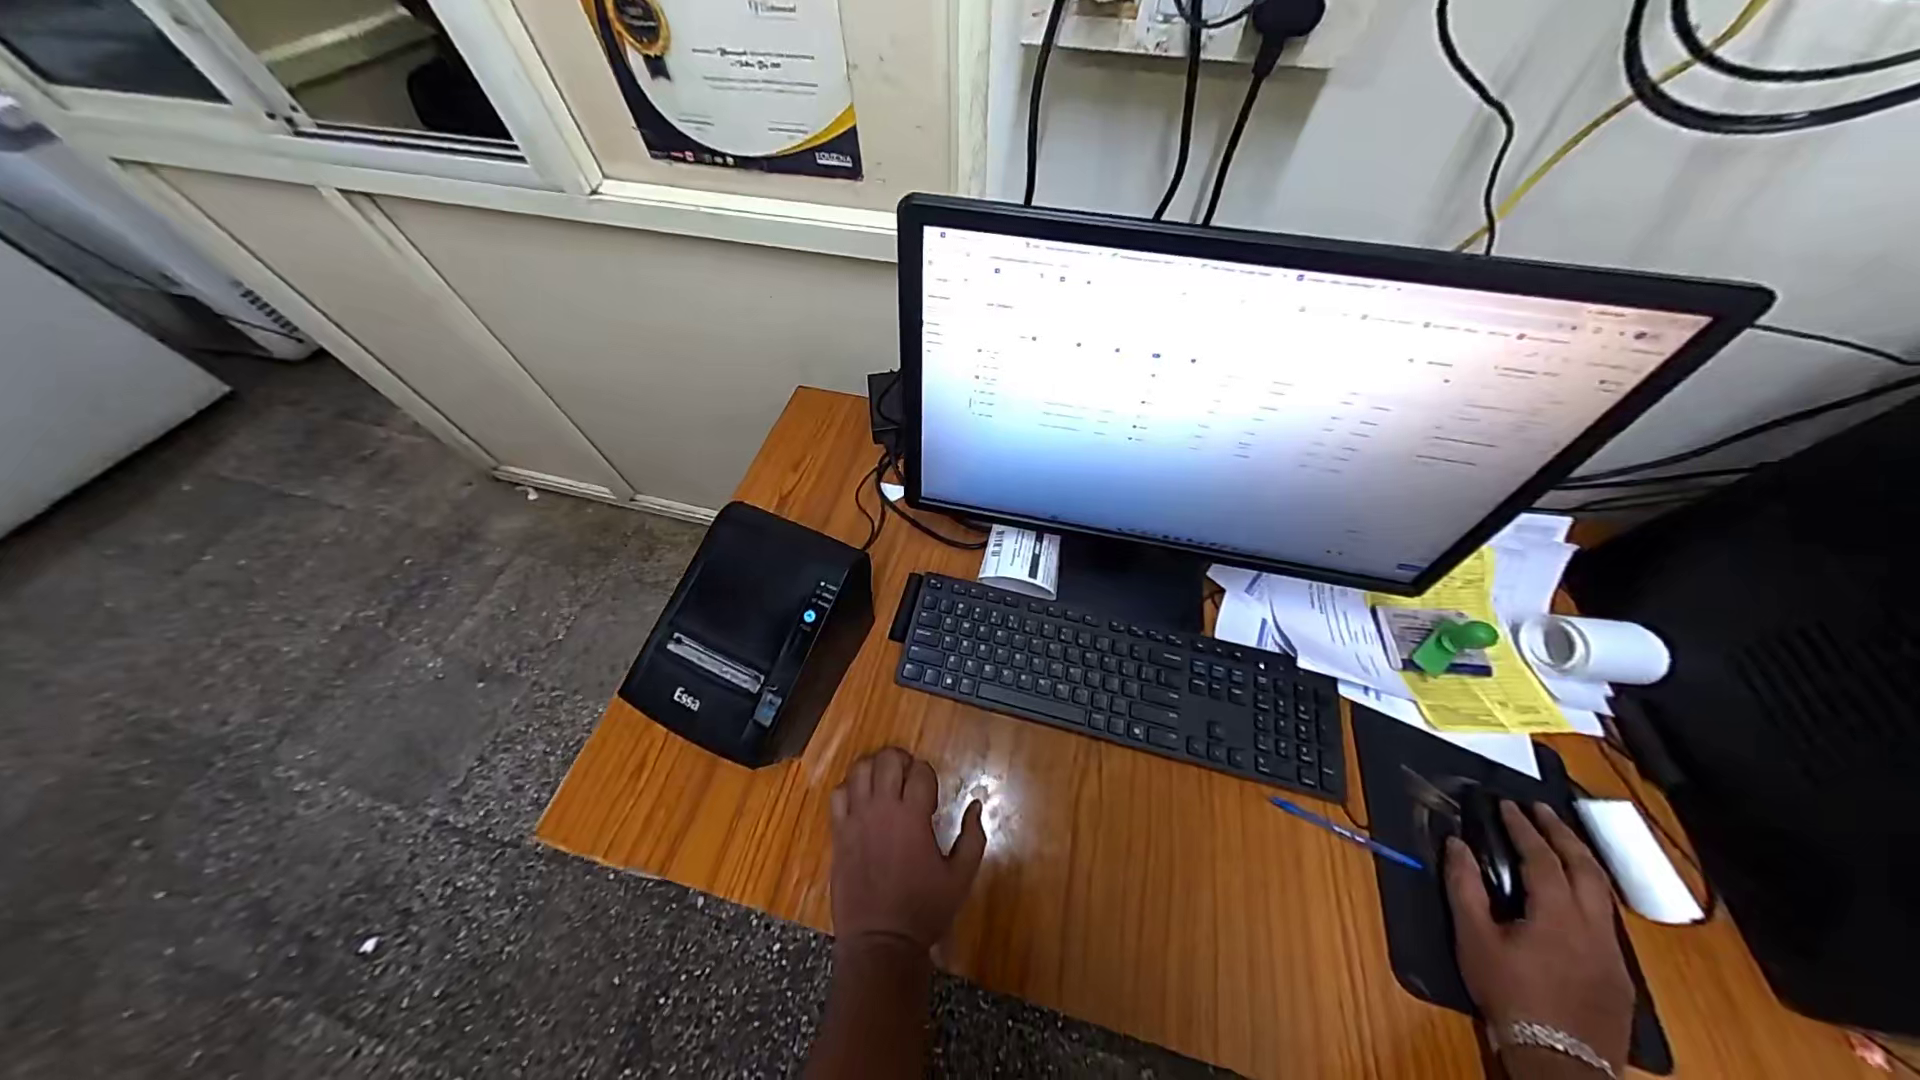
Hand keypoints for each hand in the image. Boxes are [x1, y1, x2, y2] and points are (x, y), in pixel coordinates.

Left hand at [828, 747, 986, 953]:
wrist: (880, 940)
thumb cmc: (924, 909)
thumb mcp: (960, 876)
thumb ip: (972, 836)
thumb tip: (975, 805)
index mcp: (913, 817)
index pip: (920, 771)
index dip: (928, 776)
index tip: (930, 795)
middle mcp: (882, 810)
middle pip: (887, 759)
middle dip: (901, 760)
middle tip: (908, 777)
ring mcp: (856, 819)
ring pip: (859, 770)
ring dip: (875, 768)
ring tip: (885, 782)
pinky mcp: (838, 833)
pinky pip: (837, 794)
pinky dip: (849, 789)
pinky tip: (861, 802)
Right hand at [1445, 801, 1633, 1072]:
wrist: (1559, 1061)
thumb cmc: (1508, 993)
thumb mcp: (1474, 938)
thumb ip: (1464, 887)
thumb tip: (1457, 846)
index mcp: (1559, 915)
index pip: (1543, 858)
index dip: (1525, 829)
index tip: (1508, 806)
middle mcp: (1594, 927)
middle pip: (1585, 869)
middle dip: (1562, 834)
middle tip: (1541, 810)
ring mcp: (1614, 953)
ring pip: (1604, 893)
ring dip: (1581, 860)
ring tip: (1560, 840)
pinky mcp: (1620, 974)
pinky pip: (1607, 918)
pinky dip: (1589, 890)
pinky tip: (1574, 894)